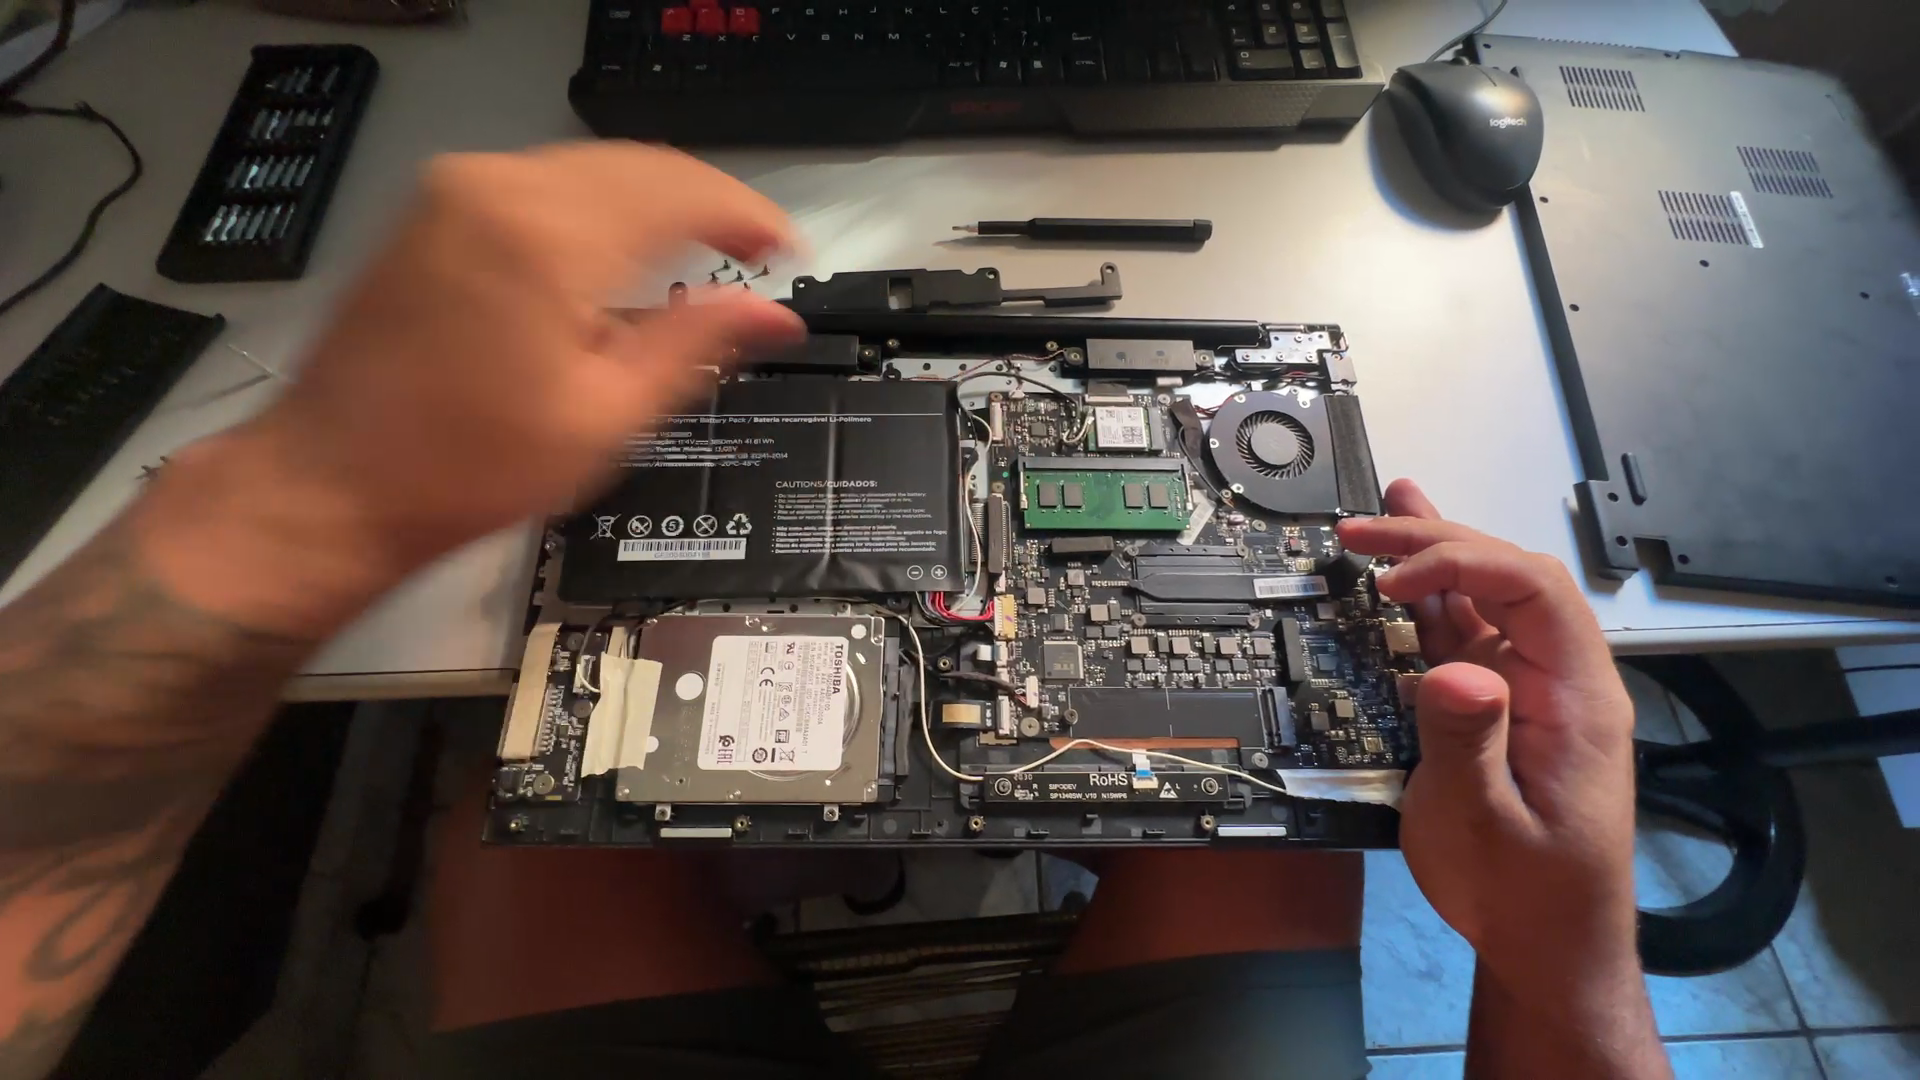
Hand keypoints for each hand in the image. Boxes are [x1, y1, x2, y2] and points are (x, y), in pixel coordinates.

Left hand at [144, 144, 802, 631]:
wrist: (339, 480)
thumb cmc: (476, 465)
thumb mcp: (611, 414)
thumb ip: (698, 344)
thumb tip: (775, 315)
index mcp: (548, 240)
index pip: (681, 192)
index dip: (749, 216)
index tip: (790, 248)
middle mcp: (498, 190)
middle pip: (642, 166)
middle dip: (713, 203)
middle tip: (760, 253)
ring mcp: (460, 192)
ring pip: (599, 168)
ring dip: (665, 203)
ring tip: (714, 252)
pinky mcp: (440, 210)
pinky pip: (553, 183)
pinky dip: (613, 208)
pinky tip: (639, 250)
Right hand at [1336, 481, 1639, 985]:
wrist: (1539, 936)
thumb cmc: (1519, 887)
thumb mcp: (1485, 822)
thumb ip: (1470, 742)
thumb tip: (1456, 669)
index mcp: (1574, 697)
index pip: (1533, 591)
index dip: (1461, 565)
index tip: (1388, 584)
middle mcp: (1552, 677)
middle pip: (1506, 578)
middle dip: (1434, 541)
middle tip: (1359, 527)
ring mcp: (1520, 687)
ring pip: (1481, 597)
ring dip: (1432, 550)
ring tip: (1388, 506)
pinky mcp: (1489, 701)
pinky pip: (1457, 633)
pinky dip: (1424, 596)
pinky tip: (1397, 576)